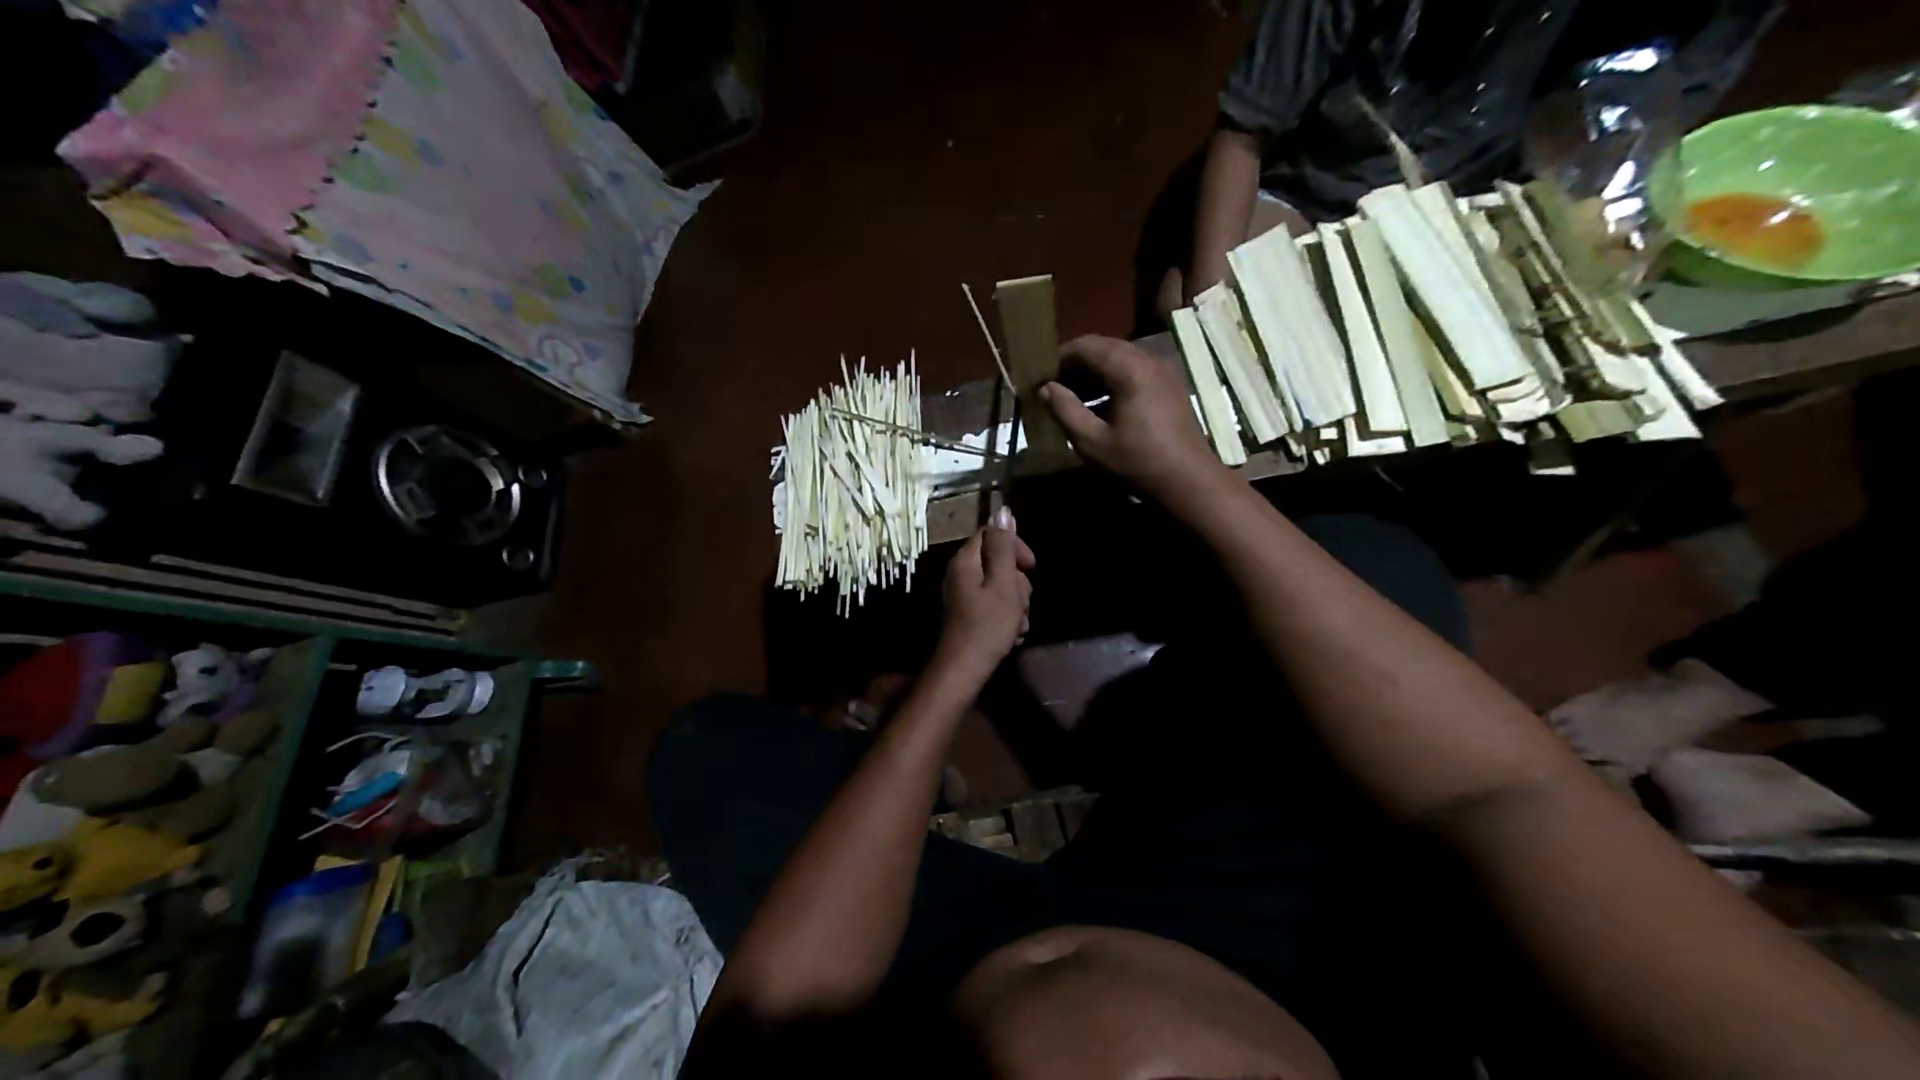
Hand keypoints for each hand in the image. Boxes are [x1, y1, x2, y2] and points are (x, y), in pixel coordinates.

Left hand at [939, 507, 1034, 670]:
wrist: (966, 670)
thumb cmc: (987, 625)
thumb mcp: (1003, 584)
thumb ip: (1004, 547)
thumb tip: (1002, 509)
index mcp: (966, 561)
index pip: (992, 534)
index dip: (1015, 547)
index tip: (1031, 568)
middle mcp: (962, 573)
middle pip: (999, 561)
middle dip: (1018, 582)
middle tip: (1021, 603)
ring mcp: (965, 594)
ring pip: (1001, 585)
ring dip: (1017, 603)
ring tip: (1018, 623)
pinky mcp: (971, 612)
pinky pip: (996, 603)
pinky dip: (1008, 616)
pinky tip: (1013, 633)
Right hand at [1040, 335, 1230, 503]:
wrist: (1189, 481)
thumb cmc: (1137, 463)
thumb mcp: (1092, 441)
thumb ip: (1065, 410)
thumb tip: (1045, 389)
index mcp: (1130, 369)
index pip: (1086, 346)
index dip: (1059, 358)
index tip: (1041, 377)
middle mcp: (1149, 359)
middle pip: (1104, 347)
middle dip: (1075, 364)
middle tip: (1053, 387)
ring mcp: (1163, 370)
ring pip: (1120, 357)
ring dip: (1093, 372)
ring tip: (1072, 398)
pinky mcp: (1170, 384)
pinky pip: (1135, 369)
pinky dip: (1112, 379)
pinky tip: (1099, 405)